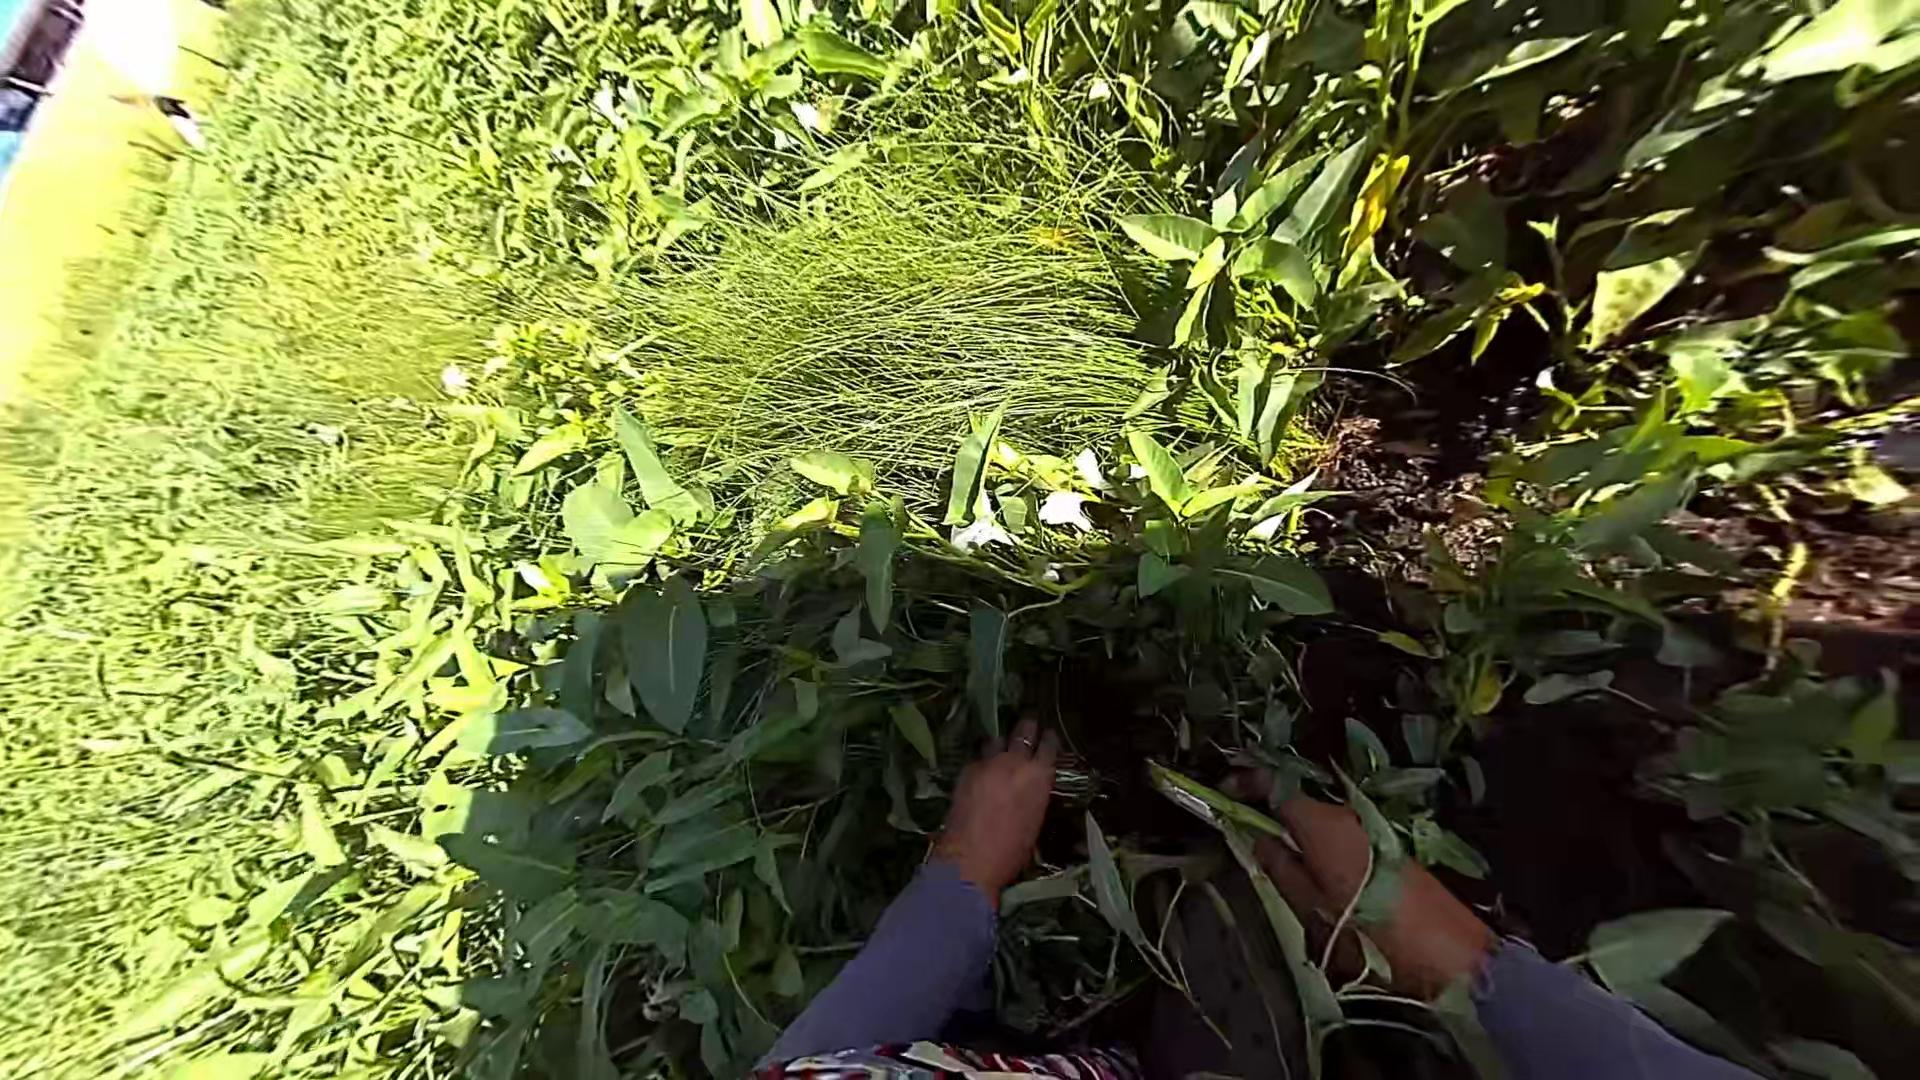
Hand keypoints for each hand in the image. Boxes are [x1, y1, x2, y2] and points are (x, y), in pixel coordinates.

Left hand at [930, 717, 1058, 908]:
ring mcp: (989, 762)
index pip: (1049, 745)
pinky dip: (983, 762)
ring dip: (1001, 742)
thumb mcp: (1035, 819)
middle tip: (1029, 721)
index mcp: (1039, 776)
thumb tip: (1031, 785)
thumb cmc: (1012, 851)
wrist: (970, 859)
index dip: (1049, 738)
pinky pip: (979, 758)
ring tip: (1002, 745)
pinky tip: (982, 770)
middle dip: (1027, 725)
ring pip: (997, 739)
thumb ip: (1035, 793)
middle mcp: (1015, 761)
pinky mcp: (968, 768)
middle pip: (1023, 731)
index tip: (1049, 733)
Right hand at [1235, 782, 1493, 998]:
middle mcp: (1341, 813)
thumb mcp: (1308, 904)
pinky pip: (1338, 833)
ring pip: (1317, 820)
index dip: (1243, 780)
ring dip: (1297, 833)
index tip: (1223, 789)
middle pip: (1295, 801)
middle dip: (1270, 814)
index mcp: (1317, 821)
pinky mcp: (1384, 845)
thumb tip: (1256, 838)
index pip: (1271, 782)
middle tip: (1251, 838)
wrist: (1455, 959)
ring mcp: (1366, 827)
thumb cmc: (1369, 930)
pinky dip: (1321, 843)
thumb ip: (1276, 865)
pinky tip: (1323, 877)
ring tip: (1288, 867)